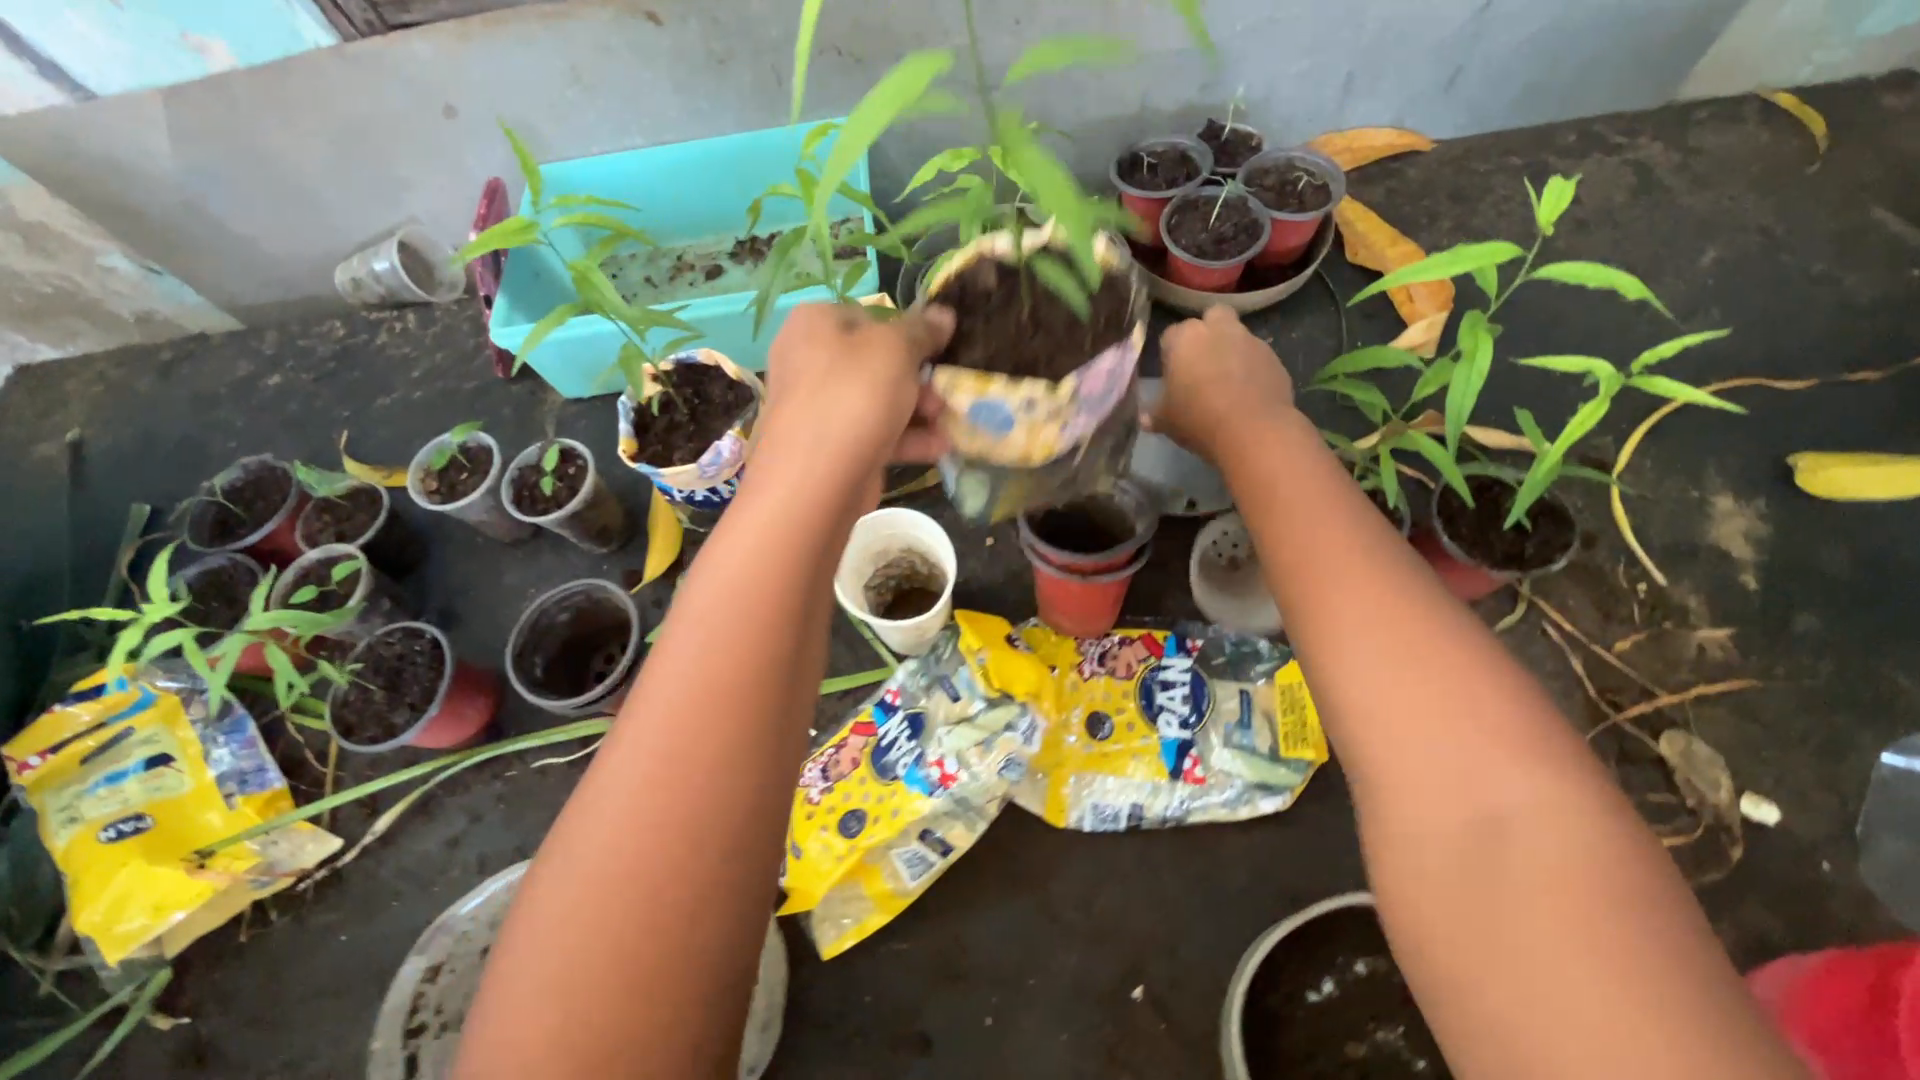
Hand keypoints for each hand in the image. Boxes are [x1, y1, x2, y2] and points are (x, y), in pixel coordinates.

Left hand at [759, 303, 954, 469]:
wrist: (814, 479)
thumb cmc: (854, 396)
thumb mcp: (895, 350)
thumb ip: (921, 331)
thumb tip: (943, 313)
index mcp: (814, 323)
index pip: (868, 316)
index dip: (906, 332)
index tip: (937, 350)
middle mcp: (809, 361)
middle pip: (875, 362)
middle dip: (918, 379)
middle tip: (945, 394)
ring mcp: (817, 407)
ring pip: (877, 401)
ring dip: (918, 412)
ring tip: (948, 424)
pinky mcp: (829, 448)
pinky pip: (873, 434)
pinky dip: (905, 440)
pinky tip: (939, 449)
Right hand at [1148, 306, 1295, 463]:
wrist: (1254, 431)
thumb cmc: (1198, 418)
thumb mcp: (1166, 421)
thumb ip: (1154, 414)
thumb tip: (1144, 419)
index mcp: (1186, 339)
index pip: (1171, 335)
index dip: (1170, 353)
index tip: (1172, 374)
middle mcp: (1219, 330)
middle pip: (1211, 317)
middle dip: (1207, 333)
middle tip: (1202, 363)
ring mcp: (1251, 341)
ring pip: (1238, 336)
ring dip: (1231, 351)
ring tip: (1227, 382)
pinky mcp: (1275, 359)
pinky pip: (1258, 358)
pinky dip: (1252, 369)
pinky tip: (1248, 394)